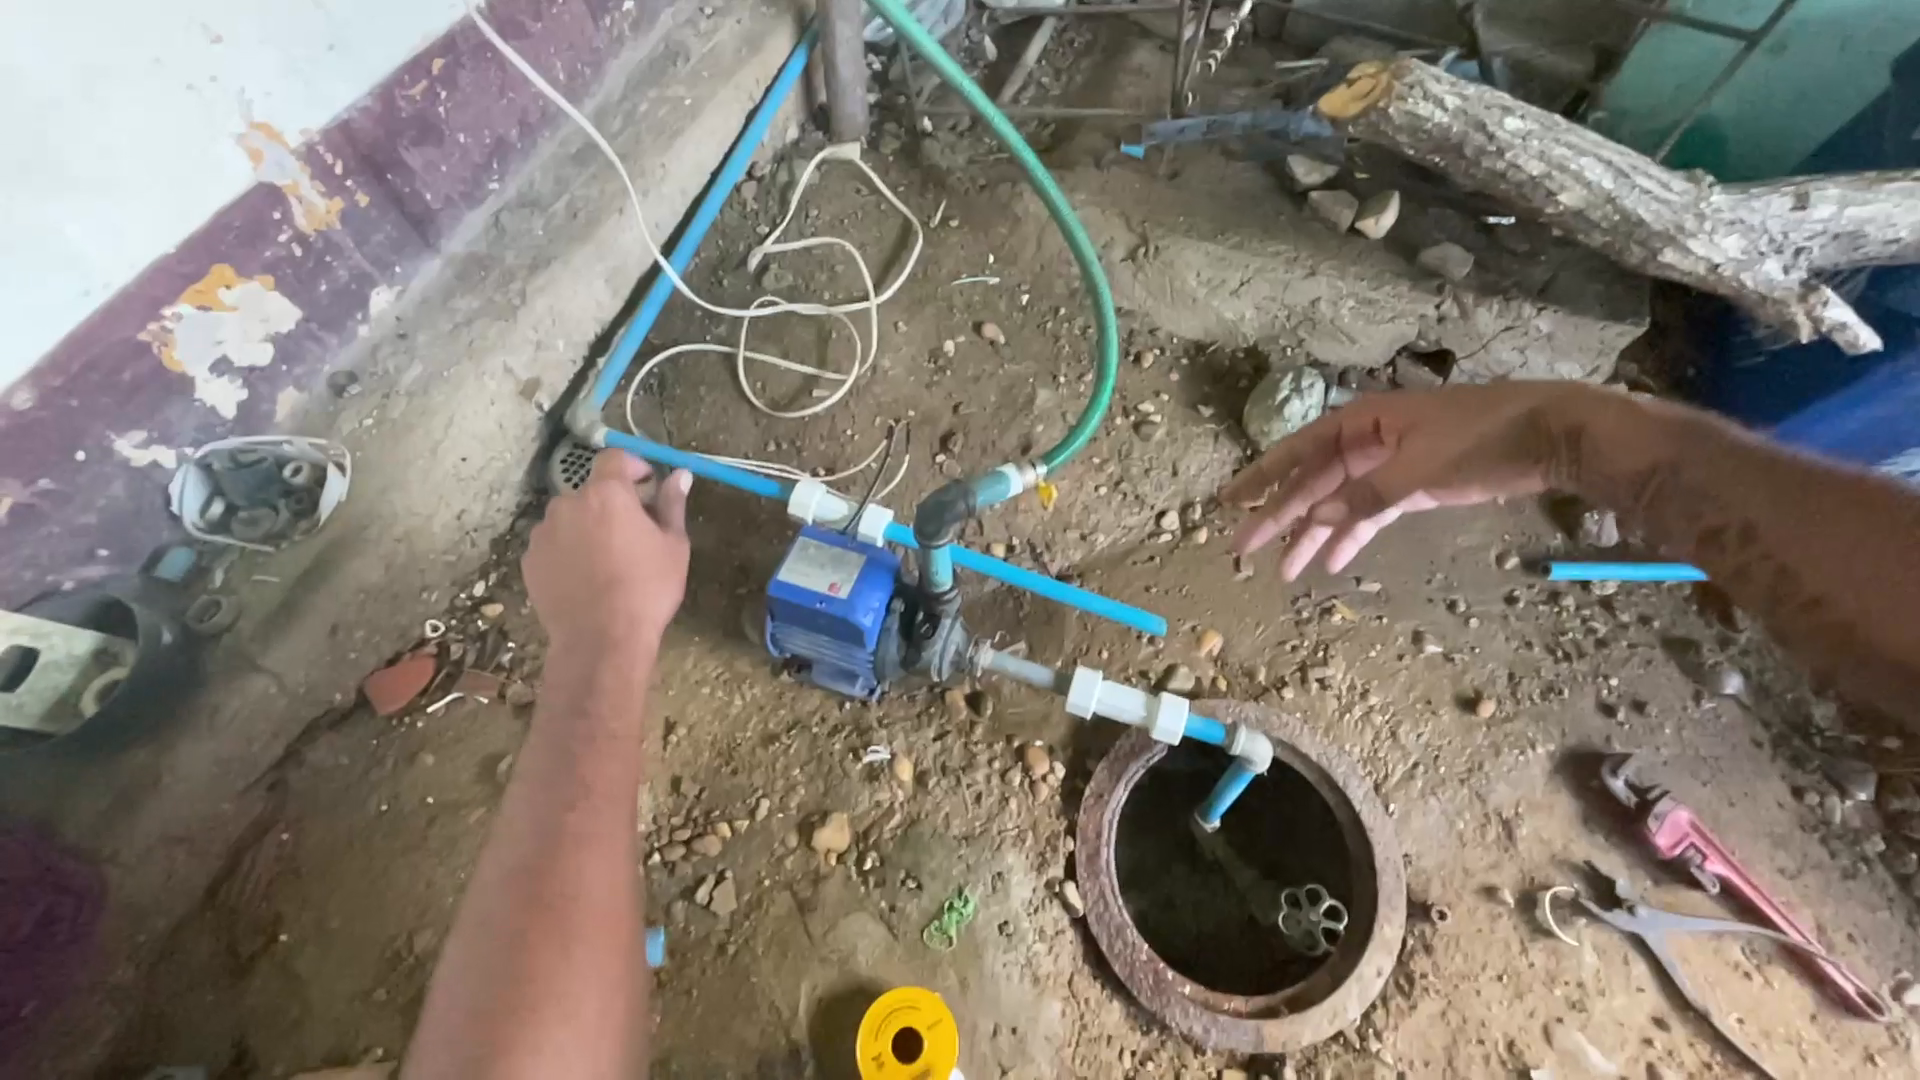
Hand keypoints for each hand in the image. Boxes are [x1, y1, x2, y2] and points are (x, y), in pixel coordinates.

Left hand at [523, 450, 690, 651]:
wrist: (601, 639)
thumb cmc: (647, 589)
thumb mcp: (674, 546)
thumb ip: (673, 505)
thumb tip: (681, 475)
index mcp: (607, 495)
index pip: (614, 458)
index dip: (632, 465)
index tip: (647, 483)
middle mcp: (568, 504)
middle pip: (592, 491)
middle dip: (612, 503)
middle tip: (633, 532)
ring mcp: (543, 532)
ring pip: (570, 517)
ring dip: (588, 526)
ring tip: (607, 560)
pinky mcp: (530, 559)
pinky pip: (553, 544)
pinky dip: (569, 550)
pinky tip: (586, 578)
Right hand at [1222, 383, 1591, 579]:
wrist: (1554, 434)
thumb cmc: (1481, 438)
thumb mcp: (1418, 468)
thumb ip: (1365, 496)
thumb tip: (1315, 519)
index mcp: (1359, 422)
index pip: (1296, 453)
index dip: (1260, 478)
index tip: (1228, 501)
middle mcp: (1364, 441)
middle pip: (1311, 484)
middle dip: (1278, 517)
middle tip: (1243, 548)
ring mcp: (1386, 465)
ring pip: (1336, 504)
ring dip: (1312, 535)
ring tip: (1285, 570)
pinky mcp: (1410, 488)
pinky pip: (1368, 515)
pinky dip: (1351, 536)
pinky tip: (1334, 562)